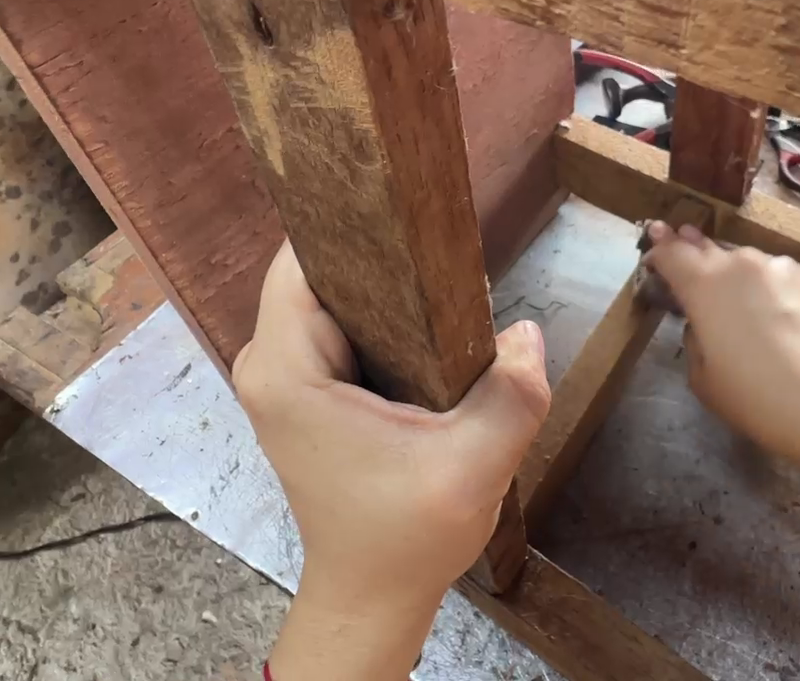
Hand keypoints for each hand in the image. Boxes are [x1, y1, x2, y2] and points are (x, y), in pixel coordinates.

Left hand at [233, 242, 549, 675]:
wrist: (374, 594)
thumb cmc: (408, 535)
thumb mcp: (474, 467)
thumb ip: (511, 396)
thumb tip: (526, 333)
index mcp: (288, 370)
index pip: (303, 259)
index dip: (354, 223)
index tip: (411, 205)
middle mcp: (273, 362)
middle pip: (322, 269)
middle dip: (385, 252)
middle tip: (450, 248)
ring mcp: (289, 373)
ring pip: (336, 291)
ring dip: (390, 281)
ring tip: (449, 277)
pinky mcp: (309, 384)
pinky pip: (343, 318)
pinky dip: (386, 309)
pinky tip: (433, 312)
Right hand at [644, 221, 799, 462]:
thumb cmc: (754, 396)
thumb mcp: (702, 377)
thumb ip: (695, 339)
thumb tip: (704, 324)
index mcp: (702, 284)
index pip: (671, 252)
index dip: (660, 246)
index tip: (654, 236)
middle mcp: (738, 264)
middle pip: (706, 248)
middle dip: (691, 247)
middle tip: (682, 239)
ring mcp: (776, 267)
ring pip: (744, 261)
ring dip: (732, 271)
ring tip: (734, 293)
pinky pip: (774, 274)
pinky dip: (765, 284)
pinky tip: (772, 309)